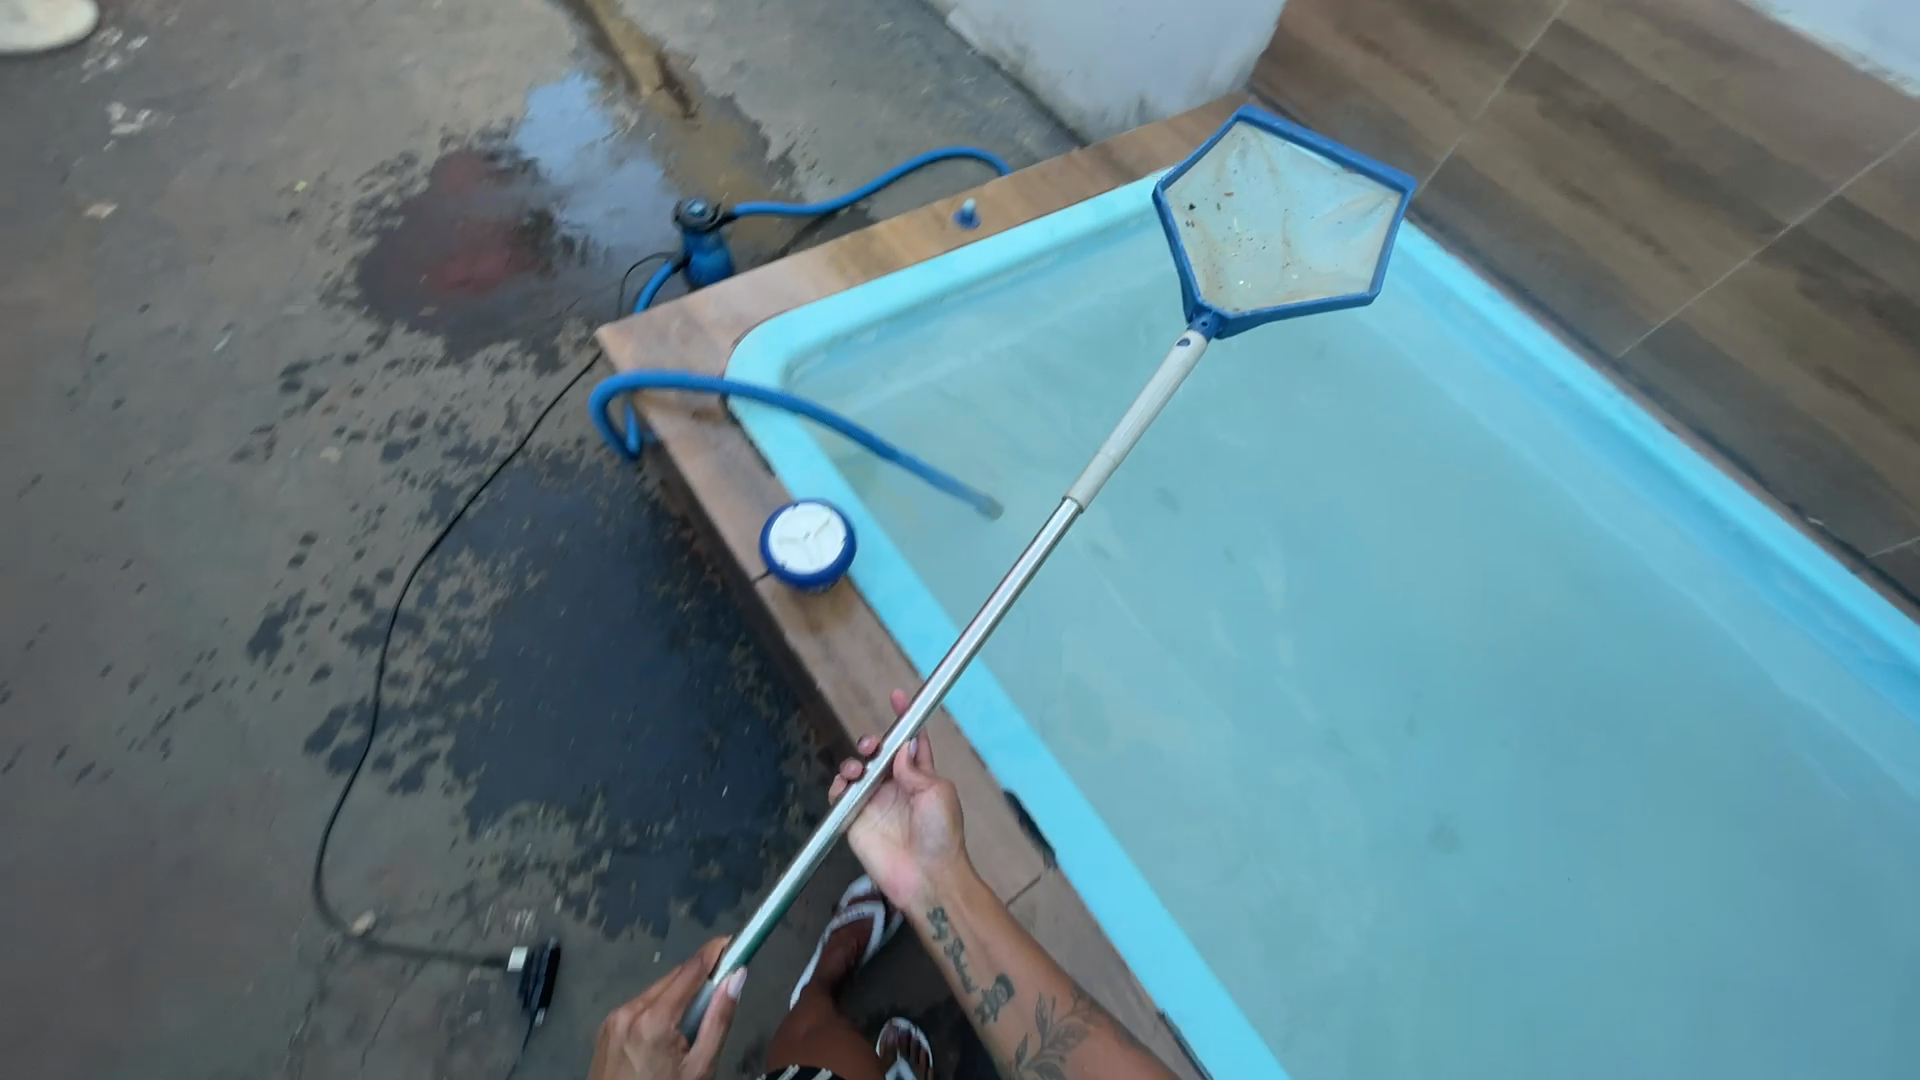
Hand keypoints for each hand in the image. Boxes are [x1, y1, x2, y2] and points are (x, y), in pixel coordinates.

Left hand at [588, 937, 744, 1079]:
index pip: (691, 969)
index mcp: (654, 1020)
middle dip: (698, 978)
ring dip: (679, 994)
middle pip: (674, 977)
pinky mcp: (605, 1029)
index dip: (714, 952)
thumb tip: (738, 974)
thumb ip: (720, 1019)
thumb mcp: (700, 1069)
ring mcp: (613, 1020)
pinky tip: (666, 1033)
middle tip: (720, 990)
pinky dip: (659, 1008)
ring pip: (658, 990)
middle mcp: (629, 1010)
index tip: (734, 941)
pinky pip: (641, 1005)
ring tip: (691, 1024)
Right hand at [831, 689, 969, 908]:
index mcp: (921, 776)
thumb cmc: (942, 835)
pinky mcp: (856, 820)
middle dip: (873, 741)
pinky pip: (841, 795)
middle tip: (873, 745)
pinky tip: (847, 784)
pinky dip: (839, 784)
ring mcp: (875, 802)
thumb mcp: (938, 792)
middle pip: (879, 753)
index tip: (898, 697)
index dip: (905, 718)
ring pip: (857, 770)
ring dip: (855, 761)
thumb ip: (916, 768)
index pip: (911, 741)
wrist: (927, 877)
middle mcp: (896, 786)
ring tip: (859, 768)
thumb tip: (901, 748)